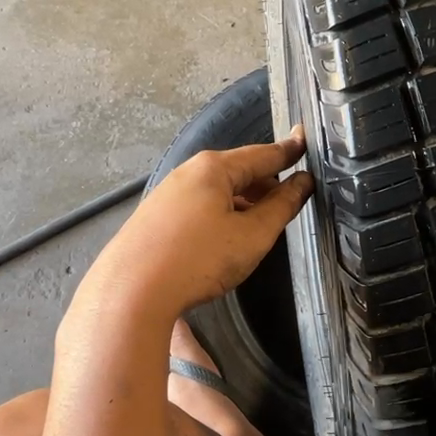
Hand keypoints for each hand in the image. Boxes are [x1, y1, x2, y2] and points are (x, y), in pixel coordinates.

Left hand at [84, 127, 313, 317]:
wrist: (129, 293)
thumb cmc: (198, 259)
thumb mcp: (253, 235)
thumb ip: (282, 206)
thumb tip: (303, 183)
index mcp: (214, 168)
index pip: (263, 154)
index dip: (289, 152)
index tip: (306, 142)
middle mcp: (188, 172)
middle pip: (238, 171)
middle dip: (266, 183)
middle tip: (291, 198)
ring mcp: (167, 194)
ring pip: (217, 191)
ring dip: (243, 202)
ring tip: (262, 223)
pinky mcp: (154, 218)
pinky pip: (199, 206)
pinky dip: (221, 214)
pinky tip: (226, 239)